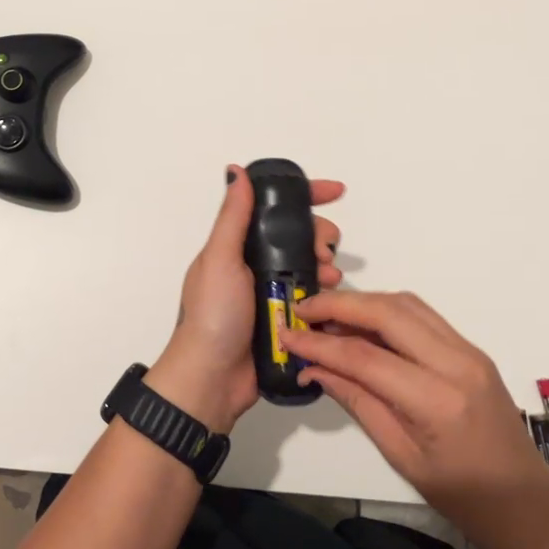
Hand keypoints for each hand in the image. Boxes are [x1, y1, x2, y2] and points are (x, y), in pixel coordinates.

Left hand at [144, 165, 344, 433]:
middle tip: (324, 249)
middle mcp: (254, 266)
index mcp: (235, 247)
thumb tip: (236, 170)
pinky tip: (332, 297)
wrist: (213, 378)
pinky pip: (314, 301)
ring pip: (309, 268)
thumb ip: (233, 217)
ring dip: (325, 265)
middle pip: (297, 237)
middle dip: (318, 235)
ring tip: (329, 275)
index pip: (272, 211)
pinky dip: (326, 295)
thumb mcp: (220, 258)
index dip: (304, 197)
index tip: (335, 192)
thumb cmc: (213, 314)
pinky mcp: (286, 322)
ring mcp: (270, 295)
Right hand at [280, 291, 548, 526]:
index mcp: (438, 401)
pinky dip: (385, 310)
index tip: (286, 335)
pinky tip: (361, 325)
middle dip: (339, 305)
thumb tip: (313, 369)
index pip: (366, 357)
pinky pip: (422, 315)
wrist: (526, 502)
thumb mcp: (401, 456)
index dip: (320, 344)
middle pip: (388, 312)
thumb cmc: (462, 495)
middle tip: (301, 311)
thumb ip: (358, 403)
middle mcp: (457, 364)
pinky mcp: (471, 349)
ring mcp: (469, 351)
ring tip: (326, 315)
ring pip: (406, 303)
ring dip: (362, 302)